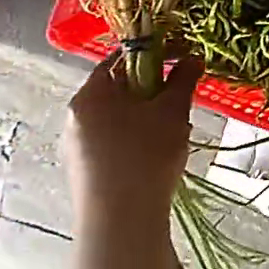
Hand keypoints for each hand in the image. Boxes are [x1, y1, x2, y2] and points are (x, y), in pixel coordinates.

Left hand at [64, 54, 201, 235]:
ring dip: (148, 113)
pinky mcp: (85, 167)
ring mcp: (77, 143)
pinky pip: (115, 138)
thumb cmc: (145, 152)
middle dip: (154, 88)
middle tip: (183, 97)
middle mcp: (76, 115)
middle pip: (119, 88)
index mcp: (90, 95)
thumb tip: (192, 57)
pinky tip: (159, 152)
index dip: (152, 53)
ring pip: (119, 115)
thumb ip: (182, 80)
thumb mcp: (172, 111)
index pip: (119, 59)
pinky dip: (139, 135)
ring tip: (175, 128)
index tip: (182, 57)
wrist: (121, 215)